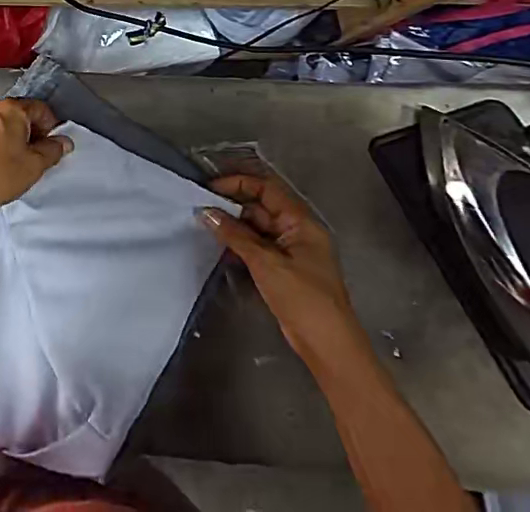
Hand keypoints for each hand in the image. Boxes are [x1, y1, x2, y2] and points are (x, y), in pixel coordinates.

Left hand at [0, 99, 72, 224]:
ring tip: (19, 159)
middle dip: (33, 130)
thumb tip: (62, 142)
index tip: (53, 142)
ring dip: (14, 135)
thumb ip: (54, 149)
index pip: (41, 108)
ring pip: (4, 122)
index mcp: (12, 109)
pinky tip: (1, 161)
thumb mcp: (37, 164)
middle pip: (21, 113)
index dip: (51, 126)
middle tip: (38, 152)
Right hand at [200, 174, 359, 360]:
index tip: (211, 188)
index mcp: (301, 221)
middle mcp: (298, 231)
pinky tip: (221, 248)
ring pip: (259, 230)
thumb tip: (208, 213)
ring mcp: (292, 252)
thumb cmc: (302, 297)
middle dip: (233, 206)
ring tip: (206, 226)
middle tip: (202, 209)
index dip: (239, 184)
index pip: (268, 189)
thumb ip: (236, 236)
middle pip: (263, 208)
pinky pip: (260, 249)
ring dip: (235, 227)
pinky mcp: (285, 271)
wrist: (327, 344)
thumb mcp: (267, 263)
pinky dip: (242, 246)